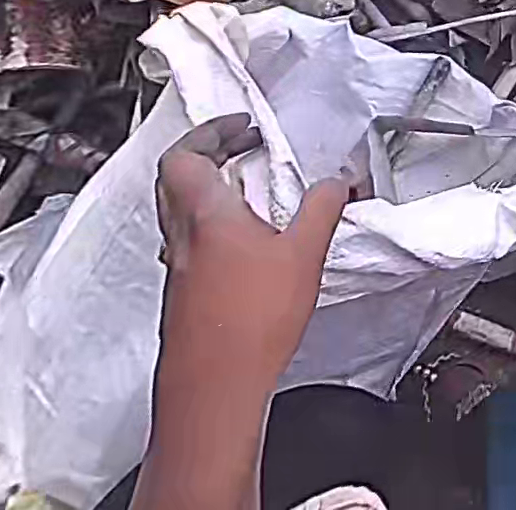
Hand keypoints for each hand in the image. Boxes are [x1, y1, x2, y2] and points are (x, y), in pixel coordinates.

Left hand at [155, 114, 352, 379]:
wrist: (215, 389)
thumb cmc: (252, 320)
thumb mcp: (305, 251)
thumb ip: (323, 206)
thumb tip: (339, 182)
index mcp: (206, 218)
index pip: (184, 158)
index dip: (210, 132)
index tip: (243, 125)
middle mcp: (182, 238)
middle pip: (176, 178)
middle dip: (212, 150)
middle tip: (248, 142)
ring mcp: (179, 265)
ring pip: (181, 206)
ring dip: (213, 182)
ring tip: (254, 180)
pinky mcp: (186, 288)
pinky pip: (192, 234)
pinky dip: (217, 214)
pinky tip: (252, 229)